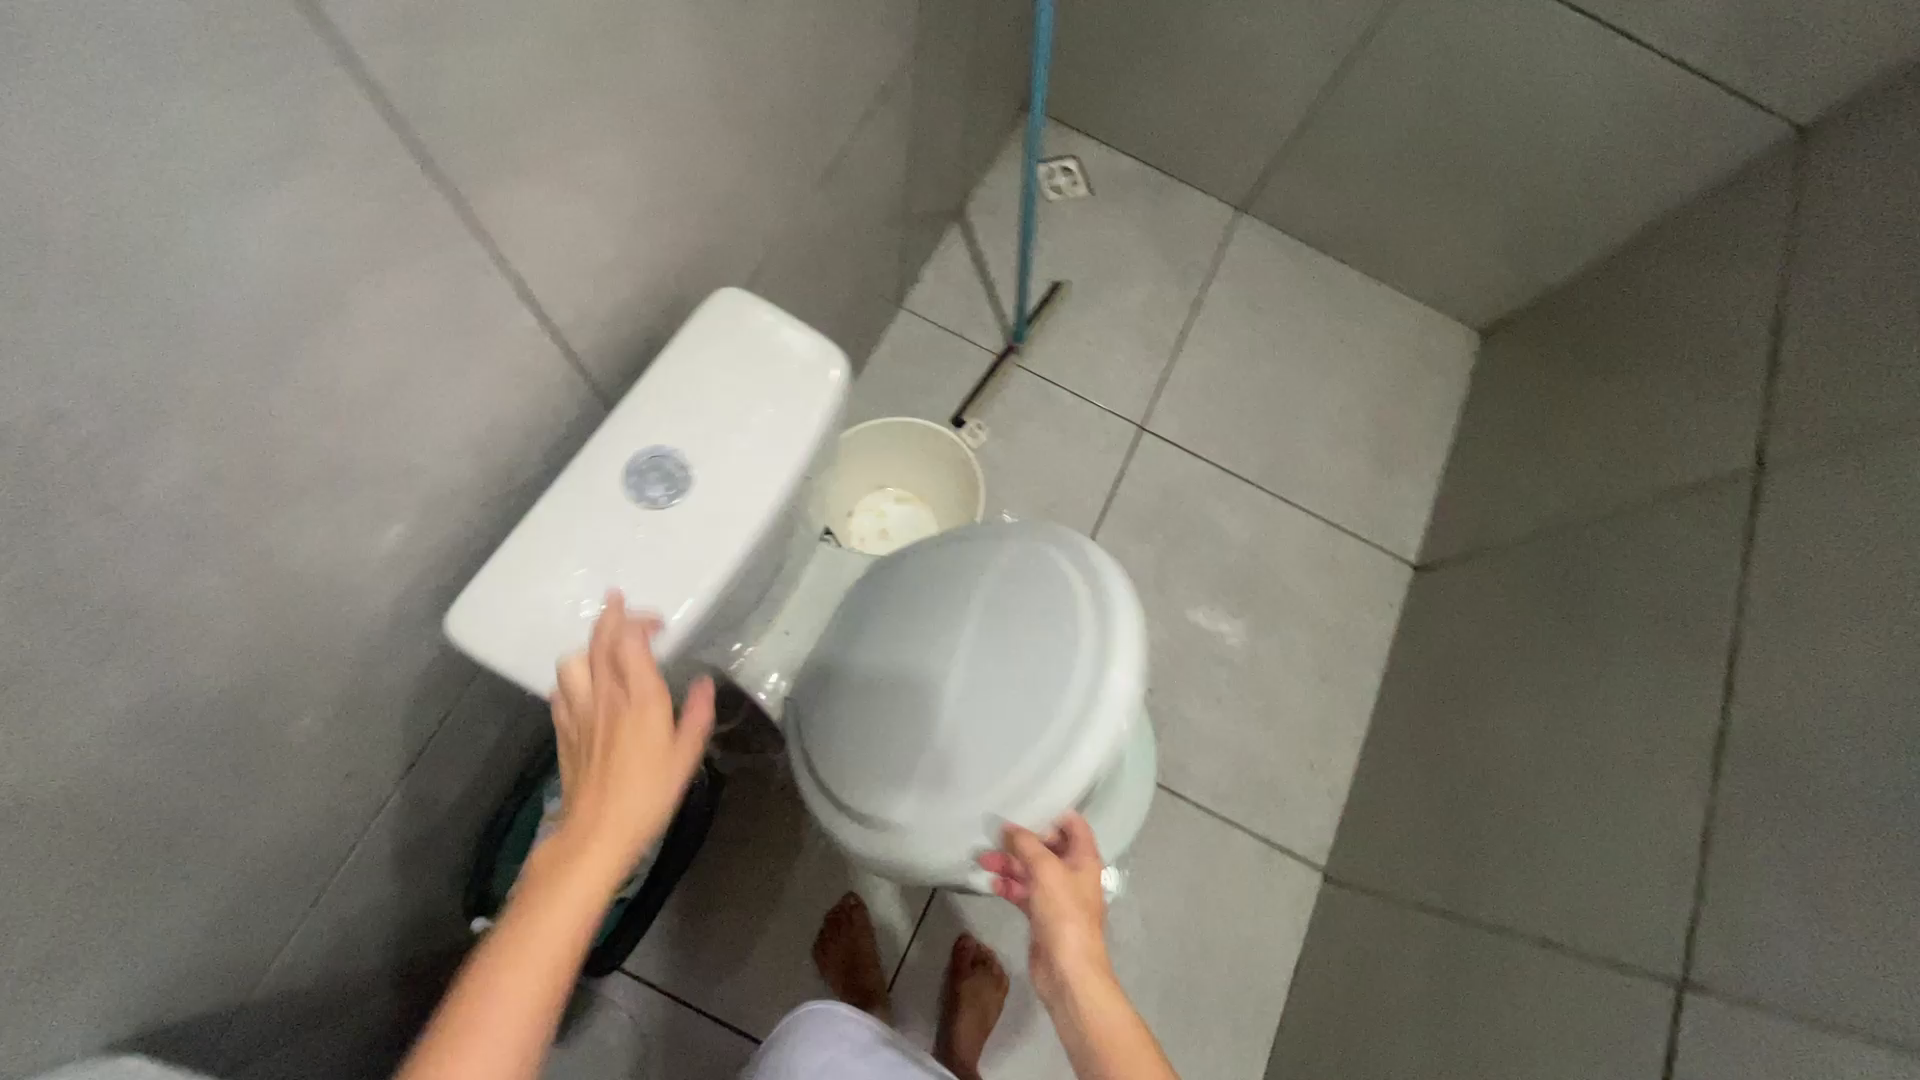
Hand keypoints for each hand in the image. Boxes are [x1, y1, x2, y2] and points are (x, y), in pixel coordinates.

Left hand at [546, 590, 715, 883]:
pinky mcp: (564, 729)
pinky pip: (561, 689)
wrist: (596, 832)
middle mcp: (606, 697)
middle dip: (610, 616)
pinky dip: (573, 677)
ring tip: (602, 645)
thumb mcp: (686, 756)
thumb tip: (703, 684)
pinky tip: (583, 684)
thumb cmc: (649, 794)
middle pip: (600, 642)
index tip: (658, 622)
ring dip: (588, 646)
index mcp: (640, 699)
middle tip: (619, 601)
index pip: (630, 642)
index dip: (640, 622)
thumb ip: (696, 714)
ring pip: (574, 661)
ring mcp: (579, 712)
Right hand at [977, 812, 1112, 1003]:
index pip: (1073, 825)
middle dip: (1021, 841)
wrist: (1068, 972)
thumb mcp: (1045, 870)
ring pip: (1031, 871)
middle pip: (1047, 847)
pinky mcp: (1042, 915)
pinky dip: (1009, 886)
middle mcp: (1072, 874)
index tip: (1027, 806)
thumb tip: (1008, 827)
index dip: (1053, 813)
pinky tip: (991, 883)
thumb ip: (1026, 844)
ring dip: (1009, 864)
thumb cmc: (1064, 913)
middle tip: (994, 834)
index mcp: (1084, 859)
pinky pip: (1024, 892)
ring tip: (983, 859)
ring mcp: (1057, 896)